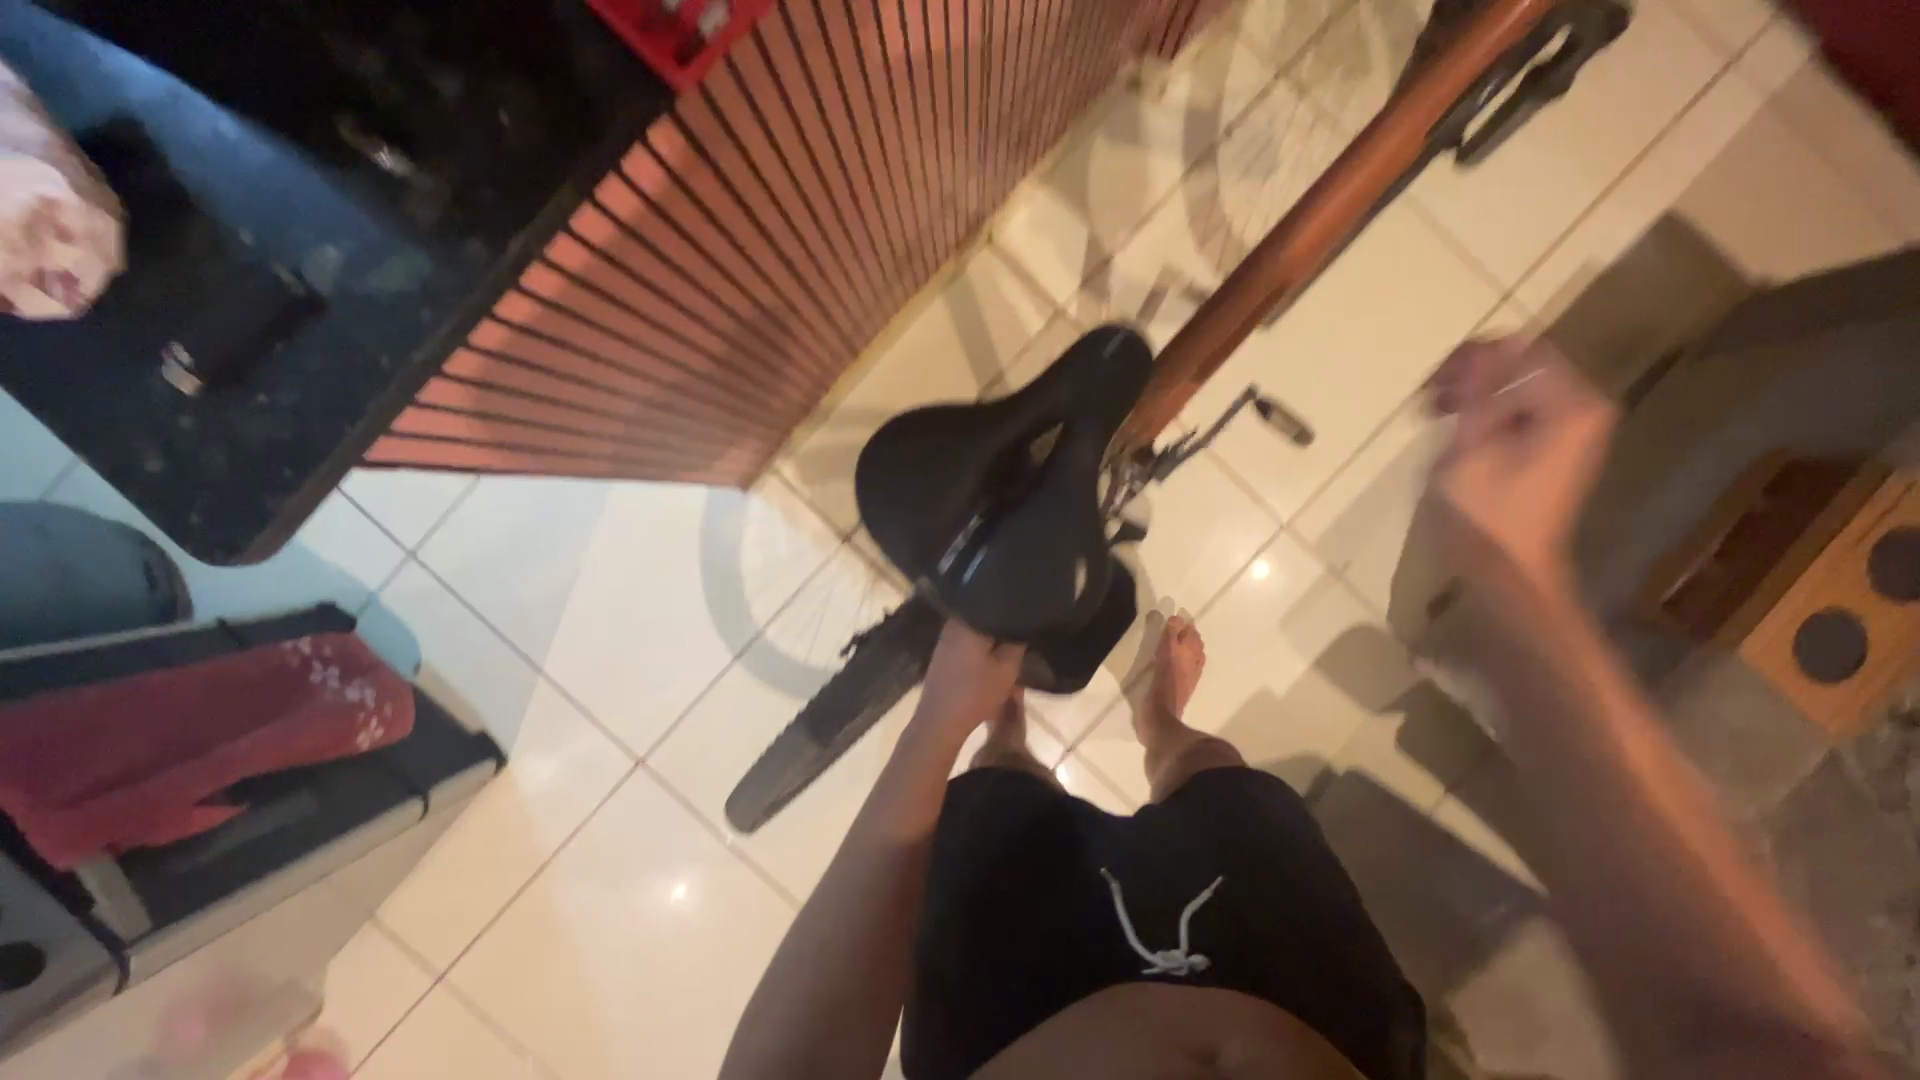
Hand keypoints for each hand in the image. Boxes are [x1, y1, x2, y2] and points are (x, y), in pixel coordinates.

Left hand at [916, 620, 1024, 733]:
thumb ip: (1016, 642)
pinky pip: (966, 640)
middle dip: (1002, 623)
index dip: (1013, 610)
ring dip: (991, 636)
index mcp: (968, 622)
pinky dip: (979, 645)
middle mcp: (953, 624)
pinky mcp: (941, 653)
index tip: (1028, 616)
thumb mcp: (1006, 670)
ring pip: (975, 629)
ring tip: (1010, 641)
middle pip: (983, 616)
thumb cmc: (975, 694)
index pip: (995, 605)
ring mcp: (944, 638)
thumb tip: (1021, 623)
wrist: (939, 722)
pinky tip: (990, 654)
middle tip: (1022, 630)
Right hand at [1426, 336, 1615, 597]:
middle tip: (1429, 400)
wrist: (1509, 572)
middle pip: (1521, 366)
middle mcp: (1582, 409)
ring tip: (1435, 415)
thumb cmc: (1488, 514)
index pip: (1521, 351)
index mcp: (1571, 406)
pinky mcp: (1554, 447)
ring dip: (1473, 395)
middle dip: (1471, 376)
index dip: (1473, 359)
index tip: (1433, 383)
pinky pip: (1518, 411)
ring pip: (1516, 388)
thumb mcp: (1472, 447)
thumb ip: (1478, 392)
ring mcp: (1571, 429)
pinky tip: (1456, 432)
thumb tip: (1484, 345)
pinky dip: (1485, 414)